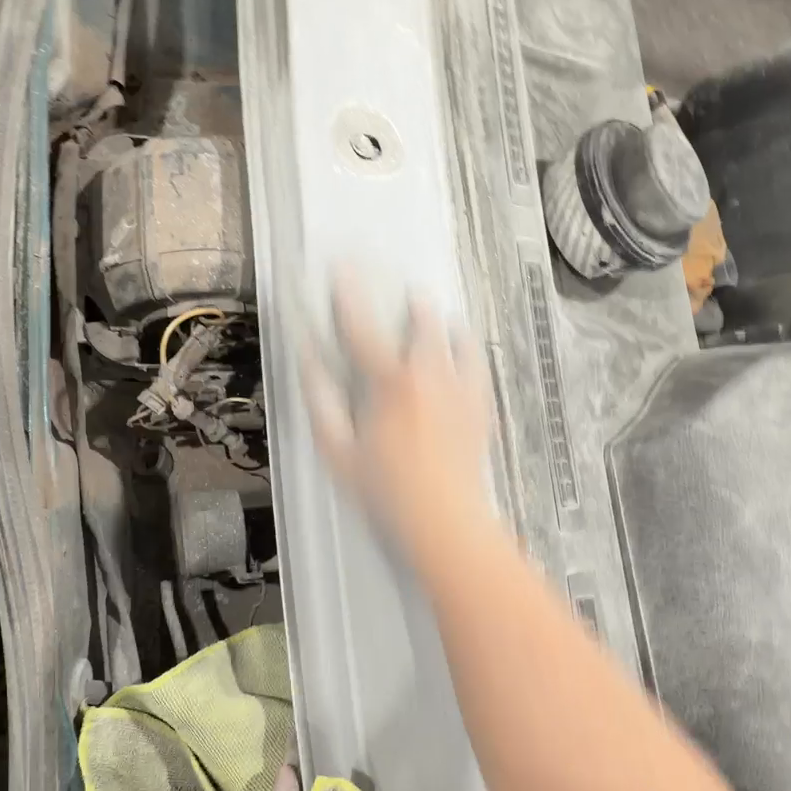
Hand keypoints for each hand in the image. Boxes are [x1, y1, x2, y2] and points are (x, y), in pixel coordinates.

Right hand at [305, 277, 494, 553]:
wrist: (445, 522)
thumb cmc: (387, 492)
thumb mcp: (338, 452)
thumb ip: (322, 403)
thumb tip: (310, 366)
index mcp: (389, 384)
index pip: (363, 327)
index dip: (350, 293)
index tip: (343, 268)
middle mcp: (429, 378)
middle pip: (421, 321)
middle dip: (408, 301)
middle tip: (401, 290)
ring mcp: (460, 391)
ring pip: (455, 337)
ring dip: (441, 321)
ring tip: (432, 312)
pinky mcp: (480, 408)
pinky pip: (479, 364)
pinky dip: (469, 349)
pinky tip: (463, 347)